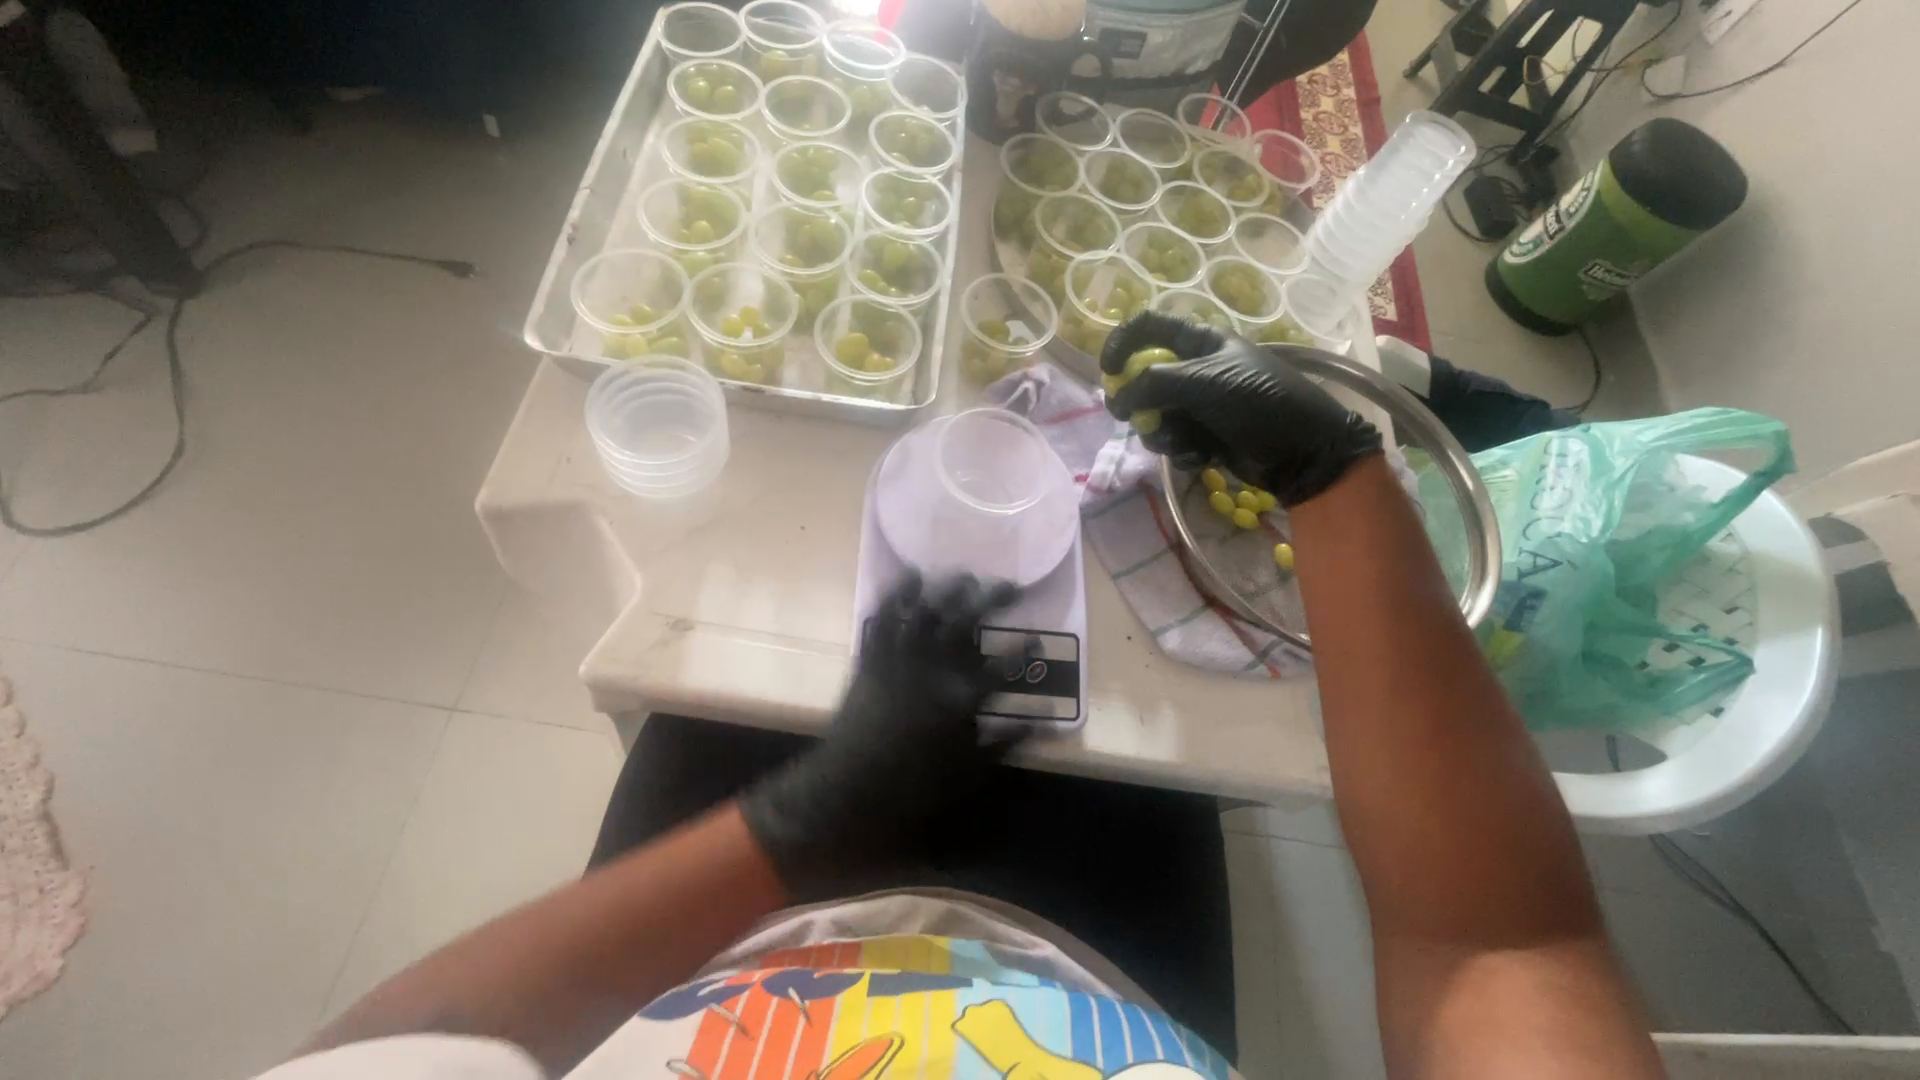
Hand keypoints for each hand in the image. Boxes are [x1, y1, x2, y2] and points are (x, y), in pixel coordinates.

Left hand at [739, 571, 1029, 893]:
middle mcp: (934, 667)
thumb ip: (1007, 742)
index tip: (1037, 637)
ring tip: (964, 576)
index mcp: (962, 697)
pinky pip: (885, 616)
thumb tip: (1042, 724)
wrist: (852, 785)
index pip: (1004, 665)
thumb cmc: (914, 784)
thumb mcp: (971, 770)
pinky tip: (912, 577)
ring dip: (948, 588)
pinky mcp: (872, 657)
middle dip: (992, 598)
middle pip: (967, 621)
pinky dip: (899, 594)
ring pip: (927, 609)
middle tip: (1010, 586)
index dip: (1023, 651)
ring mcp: (900, 658)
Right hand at [1101, 312, 1383, 506]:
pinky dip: (1183, 451)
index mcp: (1200, 342)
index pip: (1148, 328)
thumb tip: (1116, 399)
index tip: (1108, 371)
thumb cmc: (1258, 401)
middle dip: (1138, 403)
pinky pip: (1174, 442)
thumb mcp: (1203, 382)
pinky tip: (1204, 457)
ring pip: (1155, 417)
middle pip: (1144, 379)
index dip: (1122, 343)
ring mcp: (1200, 405)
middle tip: (1131, 418)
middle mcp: (1196, 370)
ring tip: (1183, 442)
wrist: (1304, 449)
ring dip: (1162, 433)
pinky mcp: (1205, 437)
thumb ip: (1152, 384)